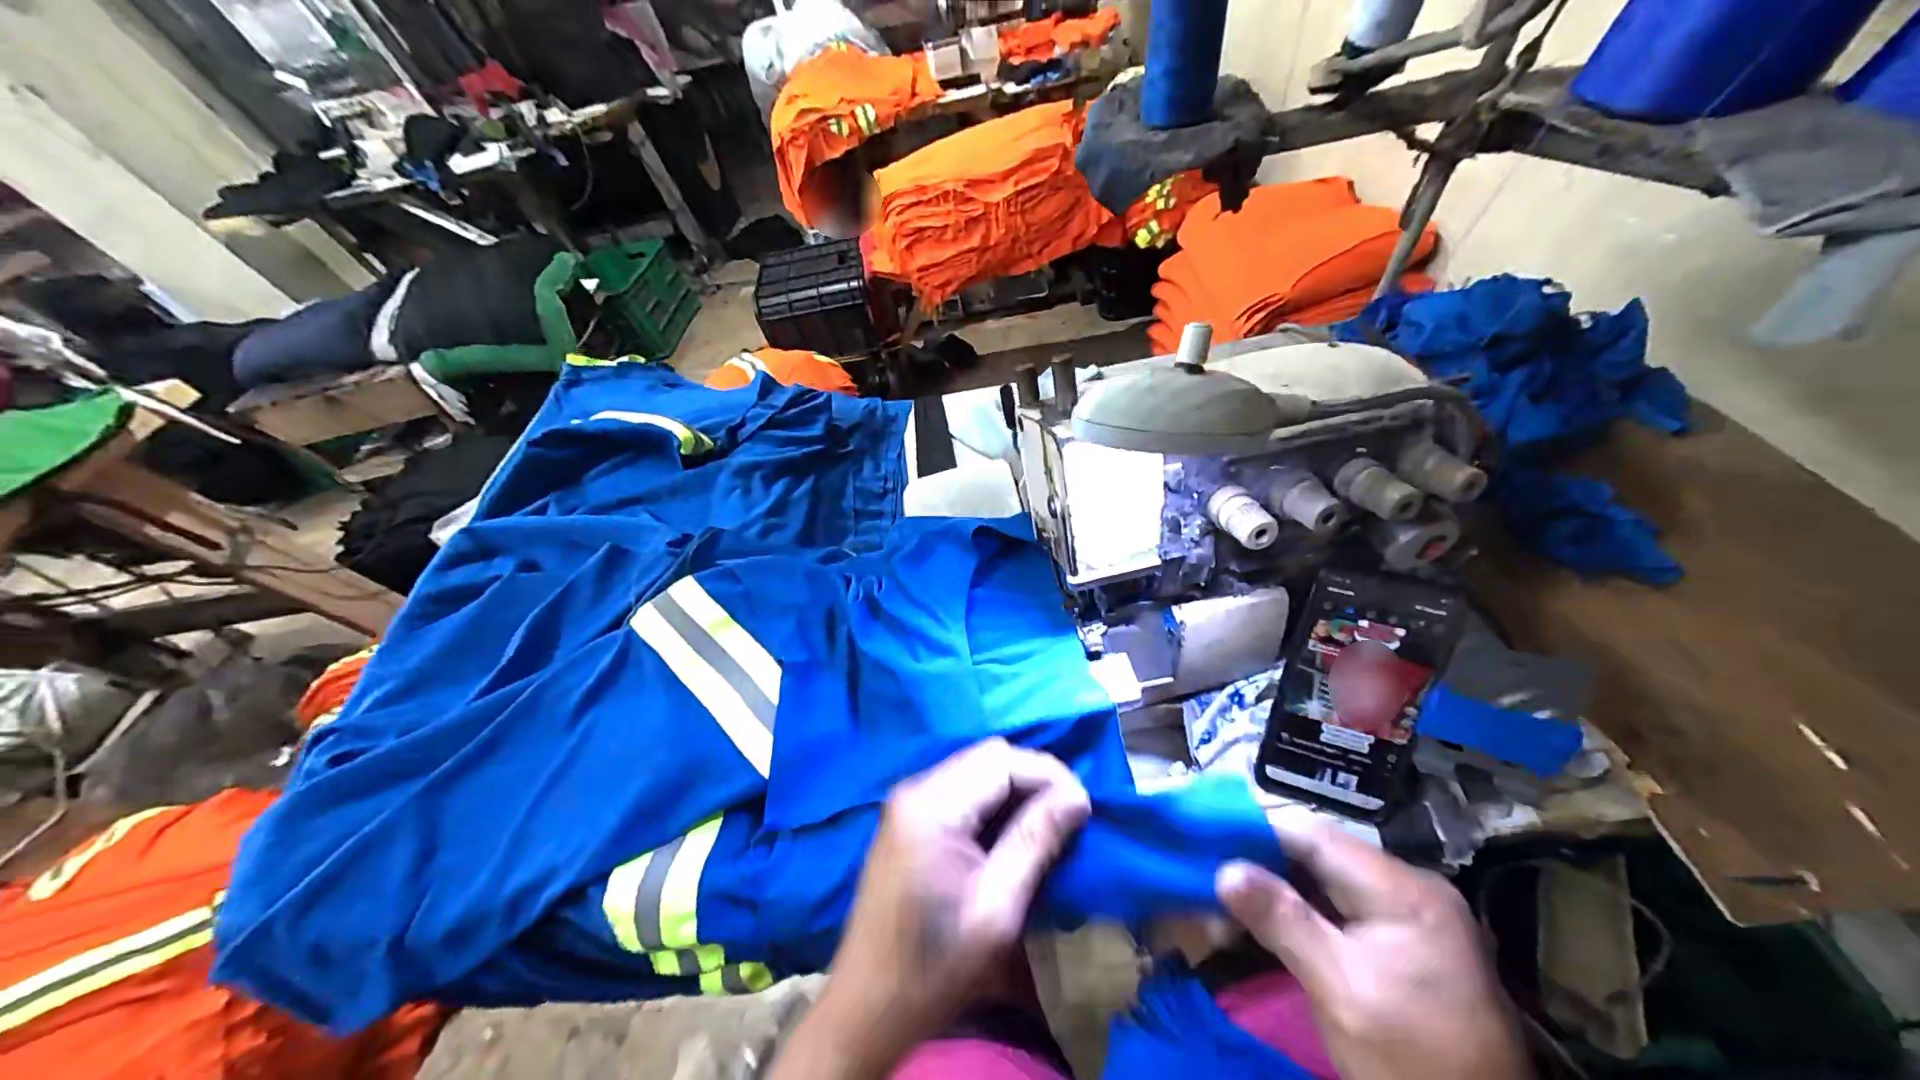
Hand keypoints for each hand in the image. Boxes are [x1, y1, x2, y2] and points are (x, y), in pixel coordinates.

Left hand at [772, 739, 1090, 1079]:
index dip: (1049, 774)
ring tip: (1050, 827)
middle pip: (987, 758)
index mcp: (931, 805)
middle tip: (1070, 817)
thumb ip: (1036, 841)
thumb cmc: (935, 967)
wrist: (868, 1008)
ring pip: (976, 772)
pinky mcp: (908, 823)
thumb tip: (1077, 796)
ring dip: (1016, 792)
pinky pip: (961, 793)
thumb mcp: (997, 908)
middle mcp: (914, 790)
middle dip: (1035, 779)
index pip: (1001, 759)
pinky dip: (994, 806)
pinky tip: (1014, 836)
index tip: (1084, 808)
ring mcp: (907, 805)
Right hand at [1217, 823, 1531, 1079]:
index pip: (1315, 836)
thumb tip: (1224, 870)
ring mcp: (1411, 915)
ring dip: (1277, 893)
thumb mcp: (1340, 990)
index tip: (1206, 842)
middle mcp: (1410, 887)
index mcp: (1404, 889)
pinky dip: (1302, 913)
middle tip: (1211, 887)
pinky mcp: (1406, 942)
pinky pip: (1341, 908)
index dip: (1257, 831)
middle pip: (1319, 855)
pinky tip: (1267, 926)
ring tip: (1227, 912)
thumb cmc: (1412, 1059)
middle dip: (1261, 867)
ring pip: (1326, 881)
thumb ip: (1283, 922)